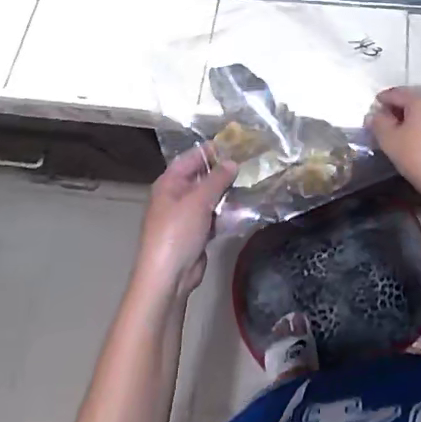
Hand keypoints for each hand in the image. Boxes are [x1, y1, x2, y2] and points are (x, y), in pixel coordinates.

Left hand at [133, 149, 238, 300]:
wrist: (168, 276)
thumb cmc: (178, 232)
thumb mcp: (198, 200)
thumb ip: (217, 179)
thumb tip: (232, 162)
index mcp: (169, 183)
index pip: (191, 158)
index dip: (211, 151)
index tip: (236, 145)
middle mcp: (176, 196)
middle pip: (202, 177)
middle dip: (223, 172)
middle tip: (250, 165)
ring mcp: (186, 215)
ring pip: (210, 197)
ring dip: (227, 194)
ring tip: (252, 185)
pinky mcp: (196, 232)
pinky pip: (214, 216)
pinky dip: (226, 213)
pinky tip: (244, 210)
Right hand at [368, 87, 420, 207]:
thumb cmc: (419, 157)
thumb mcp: (390, 140)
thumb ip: (378, 122)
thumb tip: (375, 114)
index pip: (393, 93)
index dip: (379, 104)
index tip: (370, 119)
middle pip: (411, 98)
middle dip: (396, 110)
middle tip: (383, 126)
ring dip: (411, 118)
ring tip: (399, 136)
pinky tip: (418, 143)